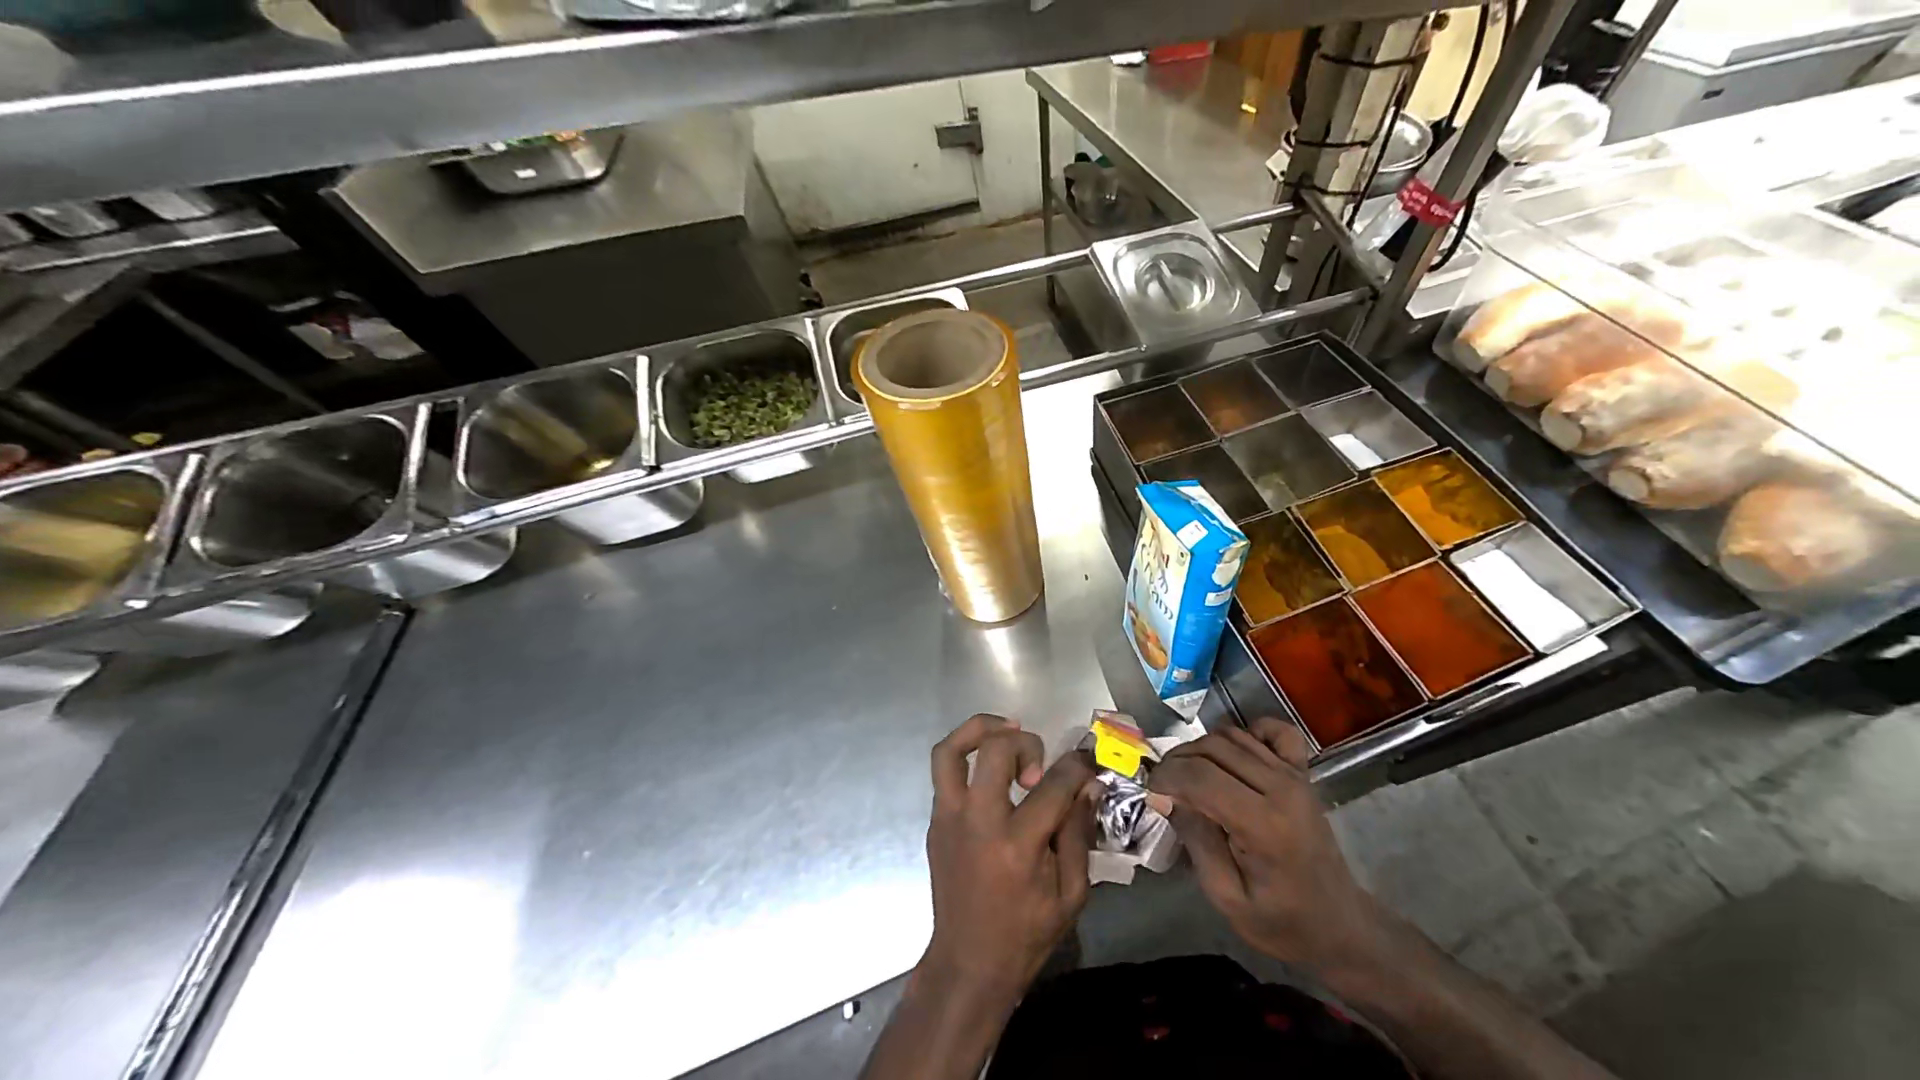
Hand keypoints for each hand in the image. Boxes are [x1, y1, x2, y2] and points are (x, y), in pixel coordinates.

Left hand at [922, 713, 1095, 1000]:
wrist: (968, 962)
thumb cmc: (1026, 934)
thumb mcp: (1071, 893)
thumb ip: (1078, 833)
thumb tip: (1088, 785)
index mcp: (1017, 845)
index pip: (1053, 784)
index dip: (1078, 766)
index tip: (1088, 762)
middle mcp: (977, 822)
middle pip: (994, 750)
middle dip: (1025, 744)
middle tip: (1038, 770)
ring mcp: (948, 819)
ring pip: (950, 751)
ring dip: (978, 730)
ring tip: (1006, 732)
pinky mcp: (934, 822)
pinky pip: (944, 773)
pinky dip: (967, 758)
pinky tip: (991, 772)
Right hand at [1148, 717, 1389, 978]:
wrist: (1340, 926)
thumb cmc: (1281, 922)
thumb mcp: (1226, 897)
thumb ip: (1196, 840)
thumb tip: (1167, 798)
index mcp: (1263, 824)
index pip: (1199, 776)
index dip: (1165, 779)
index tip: (1151, 796)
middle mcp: (1281, 788)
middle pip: (1211, 748)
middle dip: (1177, 762)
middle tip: (1164, 789)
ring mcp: (1295, 776)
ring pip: (1233, 735)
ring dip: (1201, 749)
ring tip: (1188, 778)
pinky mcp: (1303, 773)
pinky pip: (1274, 731)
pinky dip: (1247, 732)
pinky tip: (1232, 756)